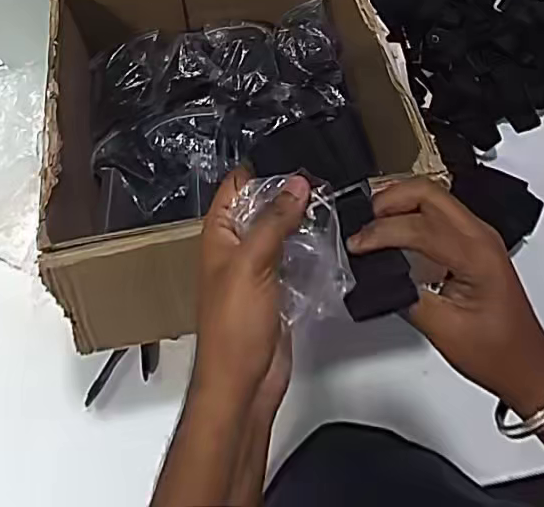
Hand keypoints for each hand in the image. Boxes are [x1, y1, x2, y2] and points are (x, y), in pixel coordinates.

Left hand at [193, 170, 308, 403]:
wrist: (243, 382)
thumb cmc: (231, 327)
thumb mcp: (253, 262)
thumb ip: (274, 221)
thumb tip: (294, 185)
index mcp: (218, 232)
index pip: (235, 185)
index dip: (259, 170)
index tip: (290, 160)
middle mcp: (235, 246)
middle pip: (260, 206)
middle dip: (285, 194)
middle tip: (317, 181)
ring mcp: (256, 267)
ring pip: (279, 231)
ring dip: (298, 220)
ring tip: (325, 204)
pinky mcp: (276, 287)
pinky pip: (293, 258)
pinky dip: (307, 248)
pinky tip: (325, 239)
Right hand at [347, 177, 543, 411]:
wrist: (529, 367)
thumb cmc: (497, 354)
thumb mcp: (442, 329)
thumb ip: (403, 293)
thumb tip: (374, 270)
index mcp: (477, 257)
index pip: (420, 226)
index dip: (381, 233)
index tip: (357, 245)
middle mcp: (480, 236)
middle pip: (426, 191)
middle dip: (388, 200)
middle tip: (364, 224)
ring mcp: (477, 233)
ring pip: (429, 193)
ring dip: (396, 201)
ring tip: (372, 226)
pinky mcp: (470, 237)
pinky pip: (434, 207)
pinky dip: (407, 209)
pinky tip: (392, 228)